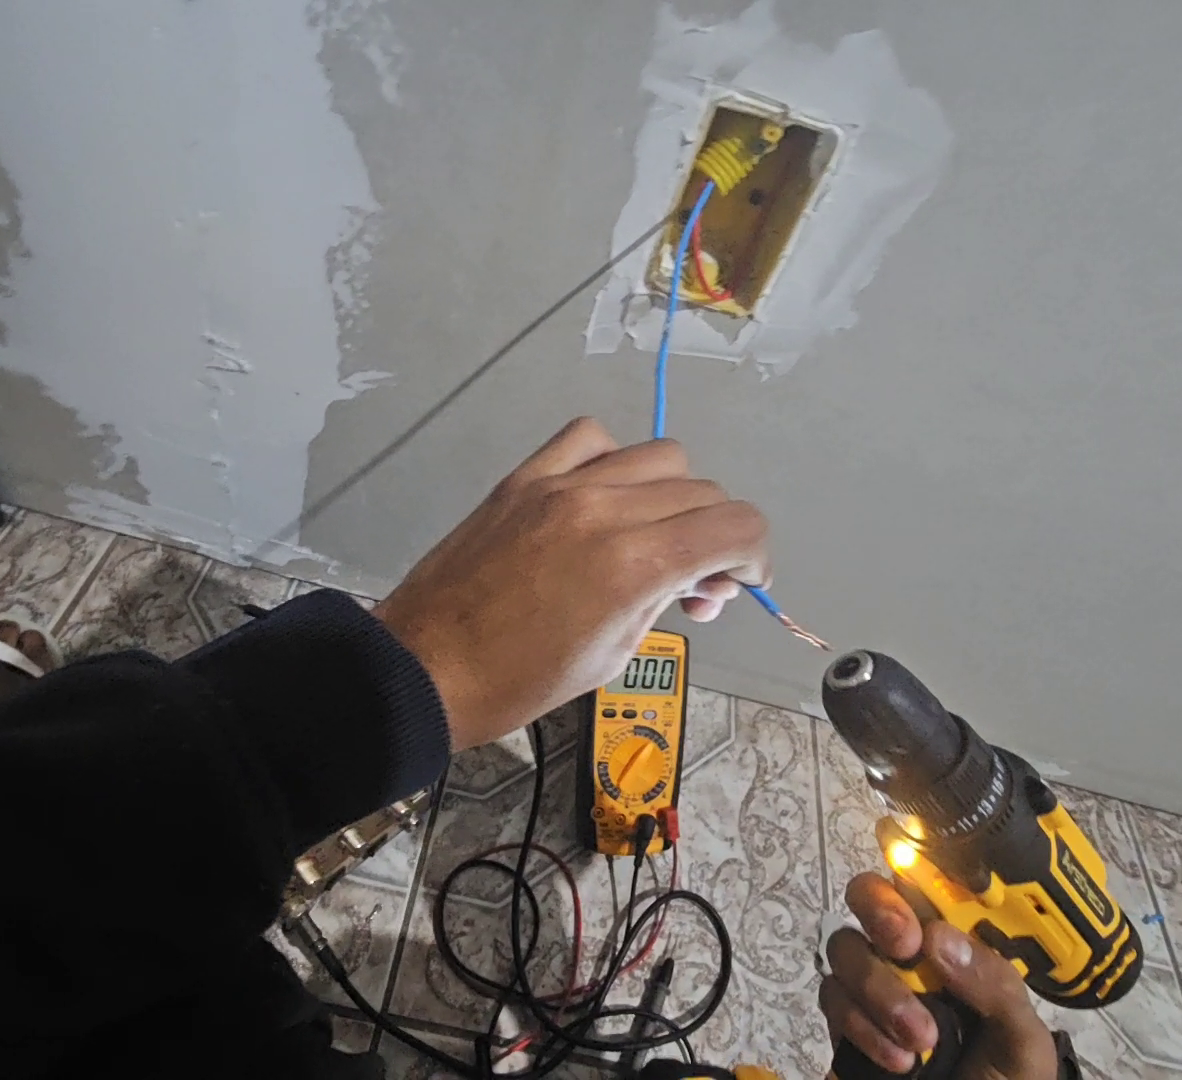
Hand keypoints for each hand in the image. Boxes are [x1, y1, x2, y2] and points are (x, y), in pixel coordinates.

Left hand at [373, 417, 768, 750]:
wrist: (426, 667)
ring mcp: (561, 484)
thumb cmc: (521, 683)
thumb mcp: (614, 654)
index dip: (755, 554)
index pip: (737, 525)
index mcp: (635, 564)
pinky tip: (603, 497)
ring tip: (651, 534)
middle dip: (716, 535)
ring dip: (674, 496)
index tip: (739, 580)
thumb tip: (698, 578)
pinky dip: (613, 461)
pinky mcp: (524, 477)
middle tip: (692, 580)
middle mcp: (606, 509)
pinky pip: (590, 437)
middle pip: (703, 490)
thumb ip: (664, 600)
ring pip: (658, 456)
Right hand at [820, 873, 1057, 1079]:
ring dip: (878, 986)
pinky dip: (860, 1025)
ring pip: (845, 944)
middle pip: (869, 893)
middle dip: (879, 908)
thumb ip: (995, 986)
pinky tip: (896, 1061)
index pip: (927, 884)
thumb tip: (937, 938)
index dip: (913, 868)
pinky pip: (831, 995)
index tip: (922, 892)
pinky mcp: (844, 1017)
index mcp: (956, 947)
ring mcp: (872, 983)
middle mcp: (908, 953)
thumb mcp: (1023, 1044)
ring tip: (919, 1038)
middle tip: (903, 943)